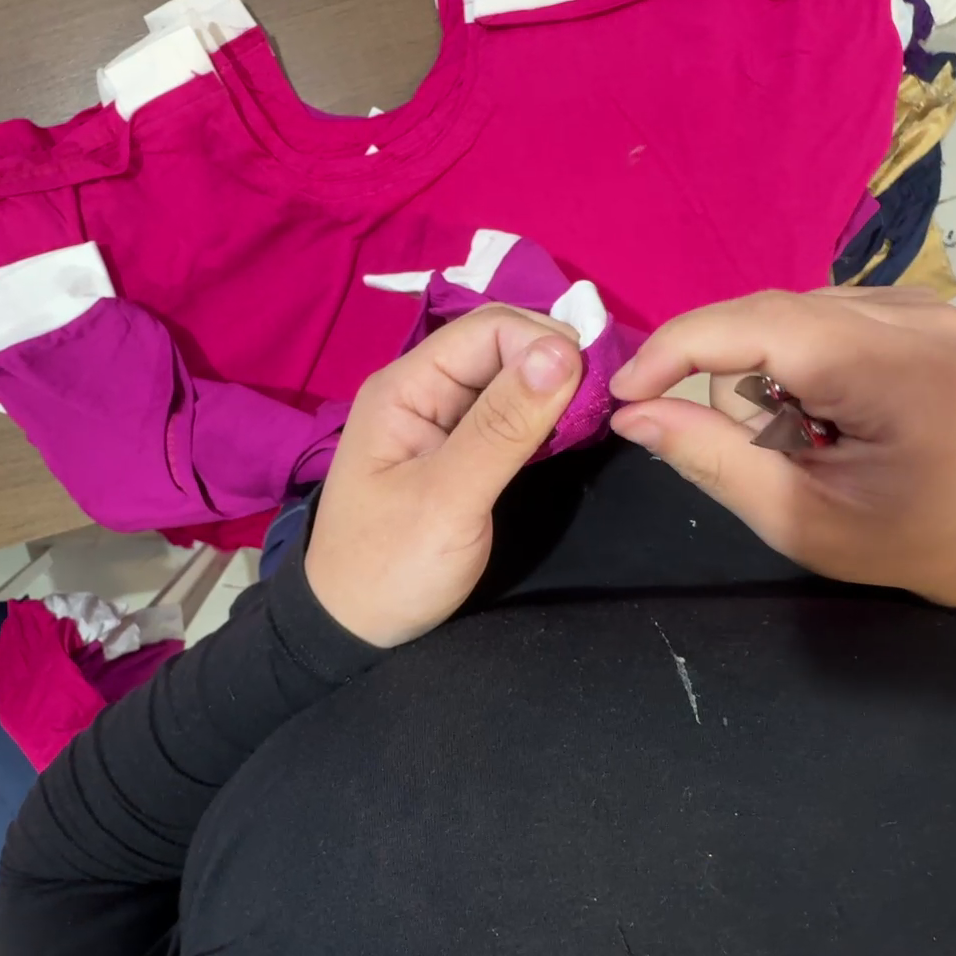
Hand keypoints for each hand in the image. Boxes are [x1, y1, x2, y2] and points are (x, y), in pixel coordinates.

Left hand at [306, 306, 583, 646]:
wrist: (355, 626)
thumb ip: (502, 426)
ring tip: (591, 422)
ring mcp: (440, 420)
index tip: (593, 387)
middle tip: (600, 407)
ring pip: (509, 380)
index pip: (488, 329)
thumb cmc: (390, 566)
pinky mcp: (459, 450)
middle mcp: (423, 390)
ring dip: (553, 391)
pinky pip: (508, 415)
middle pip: (501, 347)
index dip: (545, 344)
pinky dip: (541, 419)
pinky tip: (568, 436)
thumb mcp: (448, 499)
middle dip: (554, 364)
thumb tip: (563, 351)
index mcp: (406, 387)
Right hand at [608, 287, 955, 607]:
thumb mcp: (790, 518)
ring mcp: (918, 304)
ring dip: (760, 379)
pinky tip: (818, 408)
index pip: (767, 328)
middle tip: (760, 448)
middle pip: (765, 318)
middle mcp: (916, 319)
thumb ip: (709, 458)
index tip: (626, 390)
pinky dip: (786, 365)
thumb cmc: (890, 540)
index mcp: (903, 378)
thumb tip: (631, 414)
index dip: (682, 348)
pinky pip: (804, 317)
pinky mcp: (907, 304)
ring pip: (778, 317)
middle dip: (732, 384)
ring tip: (801, 437)